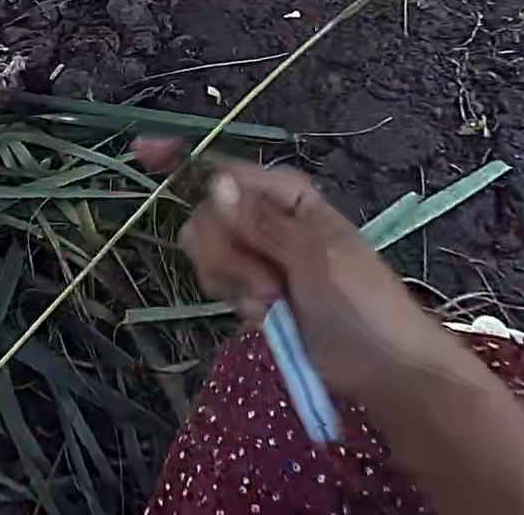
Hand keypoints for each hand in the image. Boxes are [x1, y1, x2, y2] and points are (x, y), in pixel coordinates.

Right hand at [144, 145, 523, 514]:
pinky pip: (215, 280)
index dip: (179, 157)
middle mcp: (263, 213)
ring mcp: (255, 250)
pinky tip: (268, 316)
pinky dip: (235, 300)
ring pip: (205, 248)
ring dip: (232, 280)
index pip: (221, 165)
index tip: (140, 152)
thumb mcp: (313, 256)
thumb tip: (214, 180)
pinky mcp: (249, 284)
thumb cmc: (360, 302)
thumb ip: (258, 221)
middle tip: (266, 282)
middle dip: (226, 253)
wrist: (384, 370)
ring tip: (273, 302)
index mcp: (283, 193)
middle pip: (206, 214)